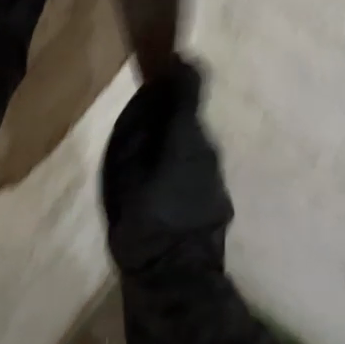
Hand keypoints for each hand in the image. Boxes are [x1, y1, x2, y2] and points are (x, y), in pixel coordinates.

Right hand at [100, 57, 279, 343]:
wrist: (176, 280)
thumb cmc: (142, 223)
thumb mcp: (124, 170)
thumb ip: (138, 127)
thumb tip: (152, 92)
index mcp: (184, 136)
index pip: (191, 85)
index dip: (179, 70)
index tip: (164, 63)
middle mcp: (209, 148)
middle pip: (190, 116)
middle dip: (169, 114)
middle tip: (139, 126)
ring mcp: (218, 173)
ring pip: (194, 143)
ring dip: (174, 143)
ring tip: (145, 165)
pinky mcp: (220, 194)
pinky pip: (197, 166)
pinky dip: (180, 167)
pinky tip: (161, 189)